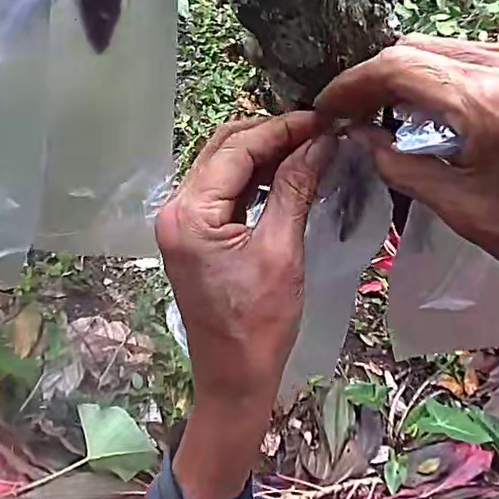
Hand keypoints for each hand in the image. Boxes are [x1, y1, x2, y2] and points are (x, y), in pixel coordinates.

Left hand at [156, 112, 335, 498]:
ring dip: (263, 153)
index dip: (282, 129)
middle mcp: (176, 209)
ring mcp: (182, 222)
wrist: (235, 379)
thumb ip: (296, 188)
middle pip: (223, 149)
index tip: (322, 119)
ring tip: (308, 147)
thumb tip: (321, 142)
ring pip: (223, 166)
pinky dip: (255, 178)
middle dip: (271, 134)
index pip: (236, 149)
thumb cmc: (259, 324)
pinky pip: (225, 191)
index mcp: (189, 213)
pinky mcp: (195, 235)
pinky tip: (286, 173)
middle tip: (317, 130)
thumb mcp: (282, 251)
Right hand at [315, 36, 498, 384]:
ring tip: (394, 114)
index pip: (400, 66)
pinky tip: (449, 112)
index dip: (352, 84)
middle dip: (380, 76)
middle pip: (425, 46)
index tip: (327, 107)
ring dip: (418, 75)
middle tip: (353, 112)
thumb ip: (402, 164)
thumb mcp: (467, 213)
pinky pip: (494, 57)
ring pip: (458, 47)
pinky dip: (458, 78)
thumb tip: (360, 136)